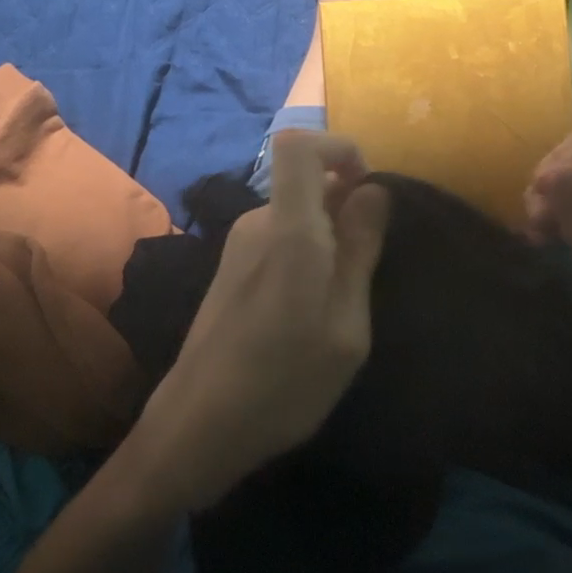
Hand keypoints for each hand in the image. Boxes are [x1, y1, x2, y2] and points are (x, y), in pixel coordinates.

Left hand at [135, 131, 390, 509]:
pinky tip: (308, 312)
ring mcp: (238, 244)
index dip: (337, 147)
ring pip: (296, 213)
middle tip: (367, 268)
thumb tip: (374, 190)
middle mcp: (257, 224)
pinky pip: (279, 237)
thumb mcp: (346, 328)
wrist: (197, 428)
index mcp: (289, 231)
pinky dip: (305, 255)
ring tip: (340, 302)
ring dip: (327, 238)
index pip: (298, 145)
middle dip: (345, 206)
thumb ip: (359, 251)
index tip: (369, 187)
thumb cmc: (284, 384)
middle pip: (305, 181)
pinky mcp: (230, 267)